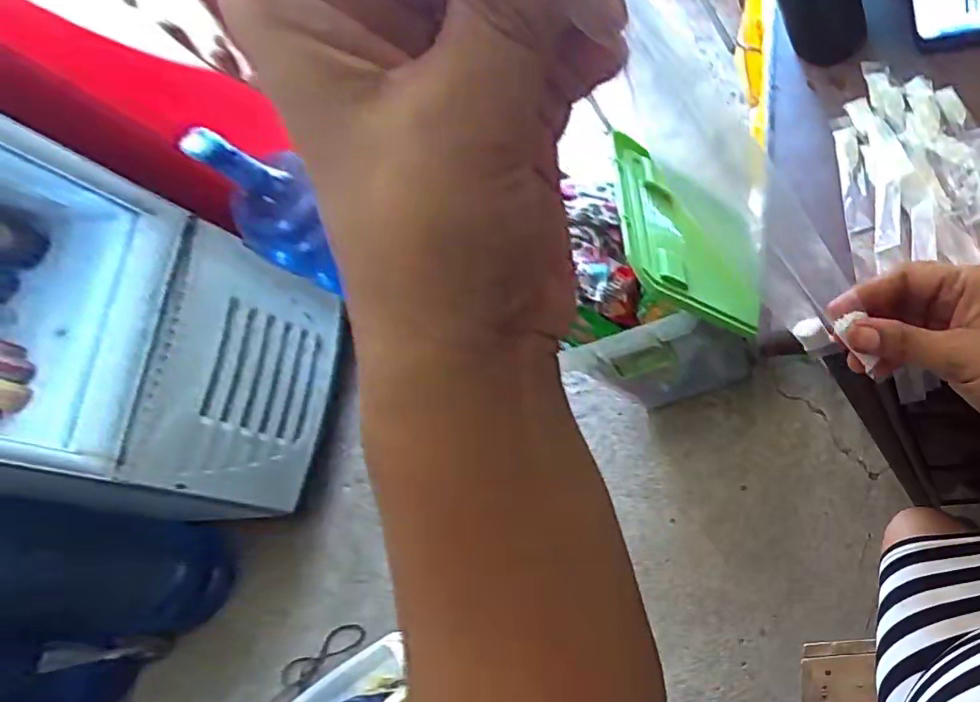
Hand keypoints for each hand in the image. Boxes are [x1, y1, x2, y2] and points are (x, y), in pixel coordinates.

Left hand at [217, 0, 625, 358]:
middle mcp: (377, 28)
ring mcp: (450, 76)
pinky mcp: (507, 118)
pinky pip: (545, 62)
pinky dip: (578, 54)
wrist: (480, 333)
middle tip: (594, 7)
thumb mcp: (462, 114)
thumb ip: (509, 24)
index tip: (541, 1)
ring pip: (511, 12)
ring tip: (608, 27)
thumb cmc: (436, 231)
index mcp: (314, 2)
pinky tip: (609, 54)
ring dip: (563, 14)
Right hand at [828, 264, 979, 435]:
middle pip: (902, 300)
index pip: (906, 279)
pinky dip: (897, 357)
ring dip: (880, 342)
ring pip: (906, 325)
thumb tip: (854, 333)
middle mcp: (957, 296)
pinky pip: (917, 345)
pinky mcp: (955, 348)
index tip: (837, 314)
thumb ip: (903, 342)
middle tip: (840, 343)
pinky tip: (877, 372)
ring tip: (855, 364)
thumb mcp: (954, 355)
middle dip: (871, 321)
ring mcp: (956, 322)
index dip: (868, 294)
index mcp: (963, 282)